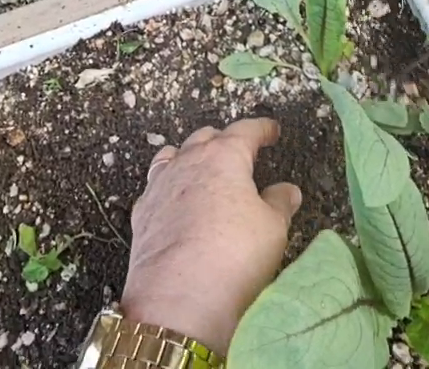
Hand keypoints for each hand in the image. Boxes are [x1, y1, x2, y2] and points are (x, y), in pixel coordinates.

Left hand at [121, 119, 302, 353]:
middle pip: (206, 137)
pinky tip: (175, 198)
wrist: (177, 300)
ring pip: (175, 154)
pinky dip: (169, 184)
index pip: (246, 130)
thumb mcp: (272, 229)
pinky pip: (156, 185)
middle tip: (240, 151)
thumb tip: (287, 190)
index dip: (262, 128)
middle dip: (225, 139)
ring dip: (191, 155)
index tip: (271, 130)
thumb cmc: (234, 256)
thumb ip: (280, 203)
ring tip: (203, 166)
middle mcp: (188, 161)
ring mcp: (160, 185)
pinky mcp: (141, 213)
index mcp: (224, 156)